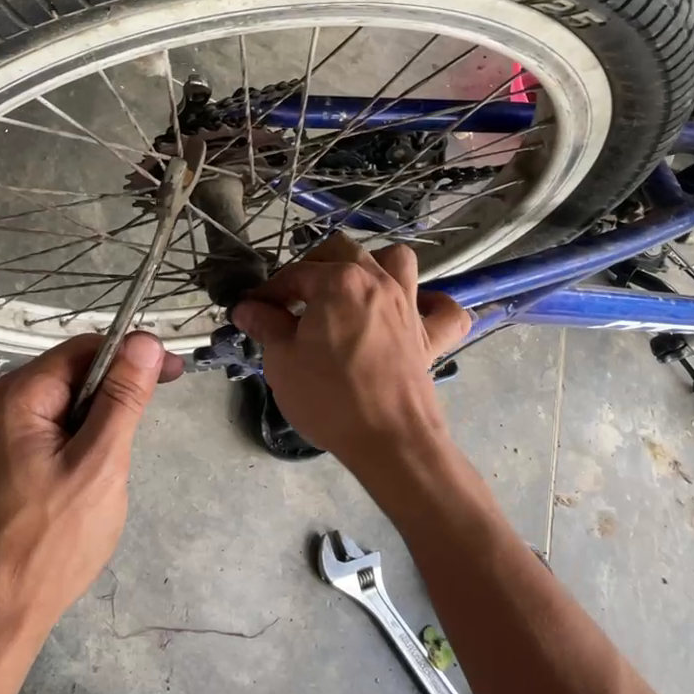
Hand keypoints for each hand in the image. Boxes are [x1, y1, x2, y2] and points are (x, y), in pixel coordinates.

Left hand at [0, 332, 179, 641]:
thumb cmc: (49, 542)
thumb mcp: (98, 465)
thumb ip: (123, 399)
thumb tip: (145, 340)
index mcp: (17, 395)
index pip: (85, 350)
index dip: (132, 356)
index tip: (175, 374)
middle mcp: (1, 404)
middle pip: (74, 374)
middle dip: (115, 394)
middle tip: (142, 433)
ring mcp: (0, 434)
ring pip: (67, 406)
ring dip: (100, 424)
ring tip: (111, 469)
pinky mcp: (5, 460)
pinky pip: (53, 432)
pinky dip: (81, 443)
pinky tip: (88, 479)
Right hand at [230, 234, 470, 466]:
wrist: (390, 441)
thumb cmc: (329, 397)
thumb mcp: (282, 360)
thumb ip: (266, 326)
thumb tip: (248, 308)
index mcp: (338, 281)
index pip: (293, 274)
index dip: (268, 292)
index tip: (253, 311)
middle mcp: (377, 281)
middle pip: (341, 251)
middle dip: (312, 266)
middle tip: (294, 298)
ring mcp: (409, 306)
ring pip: (397, 260)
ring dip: (374, 265)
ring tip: (352, 290)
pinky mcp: (432, 337)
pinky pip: (445, 310)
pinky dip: (433, 304)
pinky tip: (416, 310)